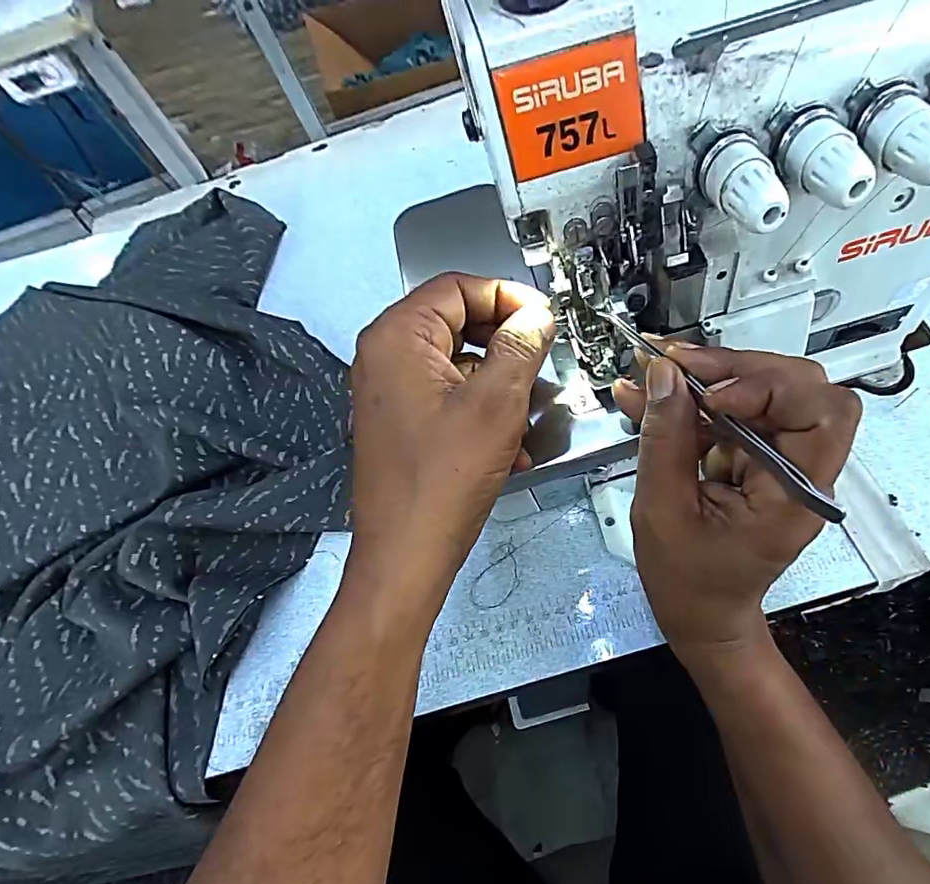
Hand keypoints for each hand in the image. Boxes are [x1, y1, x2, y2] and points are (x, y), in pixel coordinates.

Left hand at [348, 273, 555, 596]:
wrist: (409, 550)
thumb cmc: (439, 484)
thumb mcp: (495, 405)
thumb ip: (520, 350)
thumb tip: (535, 319)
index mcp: (397, 339)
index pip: (457, 287)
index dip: (507, 296)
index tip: (542, 317)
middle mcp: (386, 359)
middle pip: (458, 322)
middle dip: (507, 341)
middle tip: (542, 357)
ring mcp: (393, 394)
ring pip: (460, 363)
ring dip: (501, 381)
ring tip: (527, 410)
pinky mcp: (406, 423)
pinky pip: (452, 398)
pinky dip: (485, 410)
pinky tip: (510, 443)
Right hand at [612, 343, 860, 655]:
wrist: (704, 613)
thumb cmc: (690, 584)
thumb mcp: (663, 512)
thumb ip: (666, 441)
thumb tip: (666, 376)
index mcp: (794, 499)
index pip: (821, 414)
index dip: (770, 387)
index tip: (712, 395)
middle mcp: (803, 478)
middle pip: (801, 389)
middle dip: (738, 370)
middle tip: (680, 368)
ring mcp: (786, 467)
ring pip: (769, 393)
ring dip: (714, 381)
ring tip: (657, 382)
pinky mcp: (764, 461)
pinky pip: (742, 414)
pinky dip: (703, 403)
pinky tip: (660, 403)